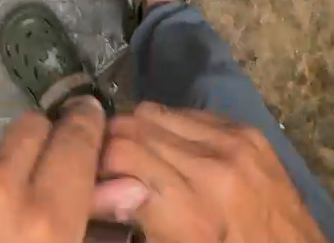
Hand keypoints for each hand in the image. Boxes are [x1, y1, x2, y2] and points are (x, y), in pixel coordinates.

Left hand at [0, 98, 106, 242]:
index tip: (95, 120)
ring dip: (16, 164)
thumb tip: (129, 184)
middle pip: (33, 125)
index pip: (74, 137)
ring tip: (21, 208)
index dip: (88, 125)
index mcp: (44, 218)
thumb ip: (96, 223)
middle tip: (61, 170)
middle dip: (51, 140)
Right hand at [92, 102, 327, 242]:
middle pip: (130, 126)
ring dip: (135, 134)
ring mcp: (234, 142)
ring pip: (151, 111)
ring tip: (134, 162)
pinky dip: (167, 130)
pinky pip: (185, 113)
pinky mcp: (248, 132)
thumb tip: (91, 192)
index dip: (93, 167)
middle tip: (102, 172)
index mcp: (194, 214)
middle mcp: (213, 165)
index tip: (86, 185)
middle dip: (108, 147)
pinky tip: (171, 155)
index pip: (118, 156)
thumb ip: (138, 223)